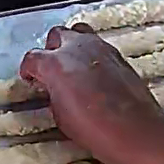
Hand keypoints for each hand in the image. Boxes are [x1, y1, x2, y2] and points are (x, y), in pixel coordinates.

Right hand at [18, 26, 163, 163]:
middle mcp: (77, 48)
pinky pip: (99, 46)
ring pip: (80, 33)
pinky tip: (94, 74)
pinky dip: (92, 55)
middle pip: (57, 35)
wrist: (134, 130)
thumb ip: (53, 92)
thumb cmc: (93, 128)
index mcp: (54, 63)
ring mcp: (100, 48)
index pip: (32, 58)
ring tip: (73, 66)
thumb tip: (54, 88)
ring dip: (73, 46)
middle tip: (51, 68)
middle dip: (51, 49)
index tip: (30, 78)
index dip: (28, 69)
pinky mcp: (118, 55)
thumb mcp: (60, 114)